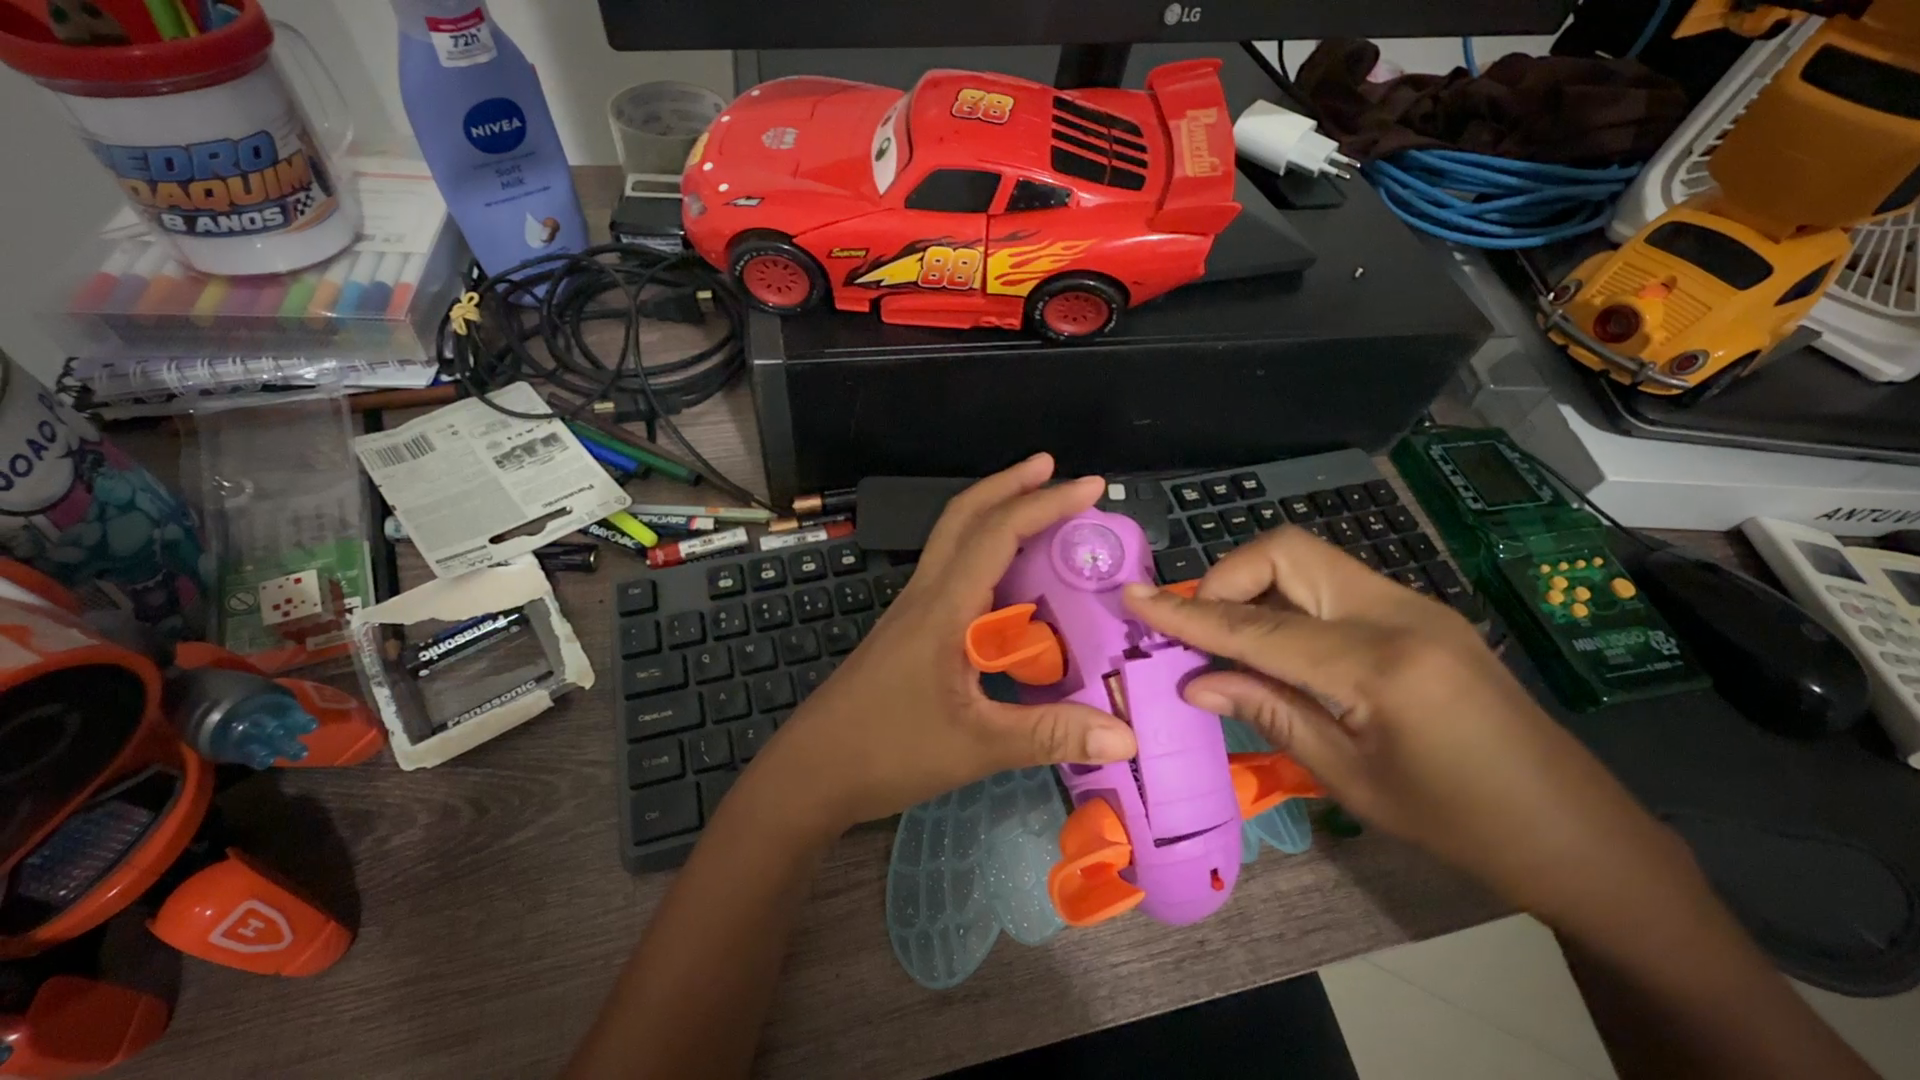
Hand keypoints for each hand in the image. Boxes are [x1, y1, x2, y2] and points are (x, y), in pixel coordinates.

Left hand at [756, 453, 1138, 838]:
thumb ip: (1050, 736)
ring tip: (1039, 518)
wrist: (810, 773)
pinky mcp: (907, 635)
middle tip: (1055, 470)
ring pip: (953, 544)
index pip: (997, 534)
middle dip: (1010, 485)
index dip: (1045, 504)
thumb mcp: (976, 747)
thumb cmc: (887, 752)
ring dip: (994, 518)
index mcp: (943, 609)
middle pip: (963, 517)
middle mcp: (925, 597)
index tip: (1091, 486)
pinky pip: (950, 578)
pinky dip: (984, 561)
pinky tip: (1008, 591)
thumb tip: (1127, 737)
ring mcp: (911, 614)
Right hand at [1121, 527, 1683, 911]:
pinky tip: (1280, 647)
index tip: (1133, 597)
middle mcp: (1398, 613)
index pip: (1258, 625)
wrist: (1573, 830)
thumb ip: (1270, 713)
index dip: (1189, 613)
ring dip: (1257, 586)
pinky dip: (1291, 601)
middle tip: (1198, 631)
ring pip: (1311, 561)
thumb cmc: (1459, 824)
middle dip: (1226, 577)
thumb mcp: (1351, 779)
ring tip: (1230, 641)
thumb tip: (1196, 681)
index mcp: (1379, 664)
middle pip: (1287, 552)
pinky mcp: (1423, 614)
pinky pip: (1337, 585)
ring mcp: (1416, 606)